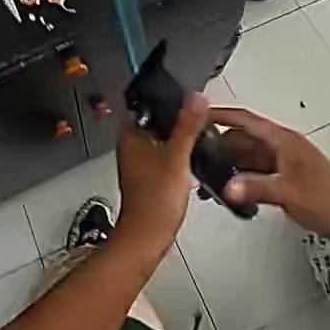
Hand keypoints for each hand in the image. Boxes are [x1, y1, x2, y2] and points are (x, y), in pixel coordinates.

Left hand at [114, 94, 208, 252]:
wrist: (148, 237)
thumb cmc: (155, 199)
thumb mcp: (177, 156)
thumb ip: (187, 125)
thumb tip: (197, 97)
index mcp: (130, 136)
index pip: (142, 105)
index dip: (160, 96)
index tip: (181, 92)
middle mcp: (131, 147)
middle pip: (153, 121)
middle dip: (173, 116)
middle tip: (196, 111)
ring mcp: (139, 163)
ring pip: (160, 139)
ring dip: (176, 135)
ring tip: (198, 129)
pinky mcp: (149, 177)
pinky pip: (164, 155)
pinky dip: (177, 152)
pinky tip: (192, 154)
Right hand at [211, 106, 329, 247]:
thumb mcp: (289, 193)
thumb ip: (256, 188)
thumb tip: (228, 187)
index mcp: (283, 140)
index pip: (245, 120)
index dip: (221, 115)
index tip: (199, 114)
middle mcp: (281, 147)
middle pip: (242, 137)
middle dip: (219, 143)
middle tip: (196, 152)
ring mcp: (283, 162)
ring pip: (247, 155)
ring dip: (228, 162)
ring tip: (206, 173)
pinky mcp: (284, 178)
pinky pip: (254, 171)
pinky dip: (240, 177)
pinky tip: (229, 189)